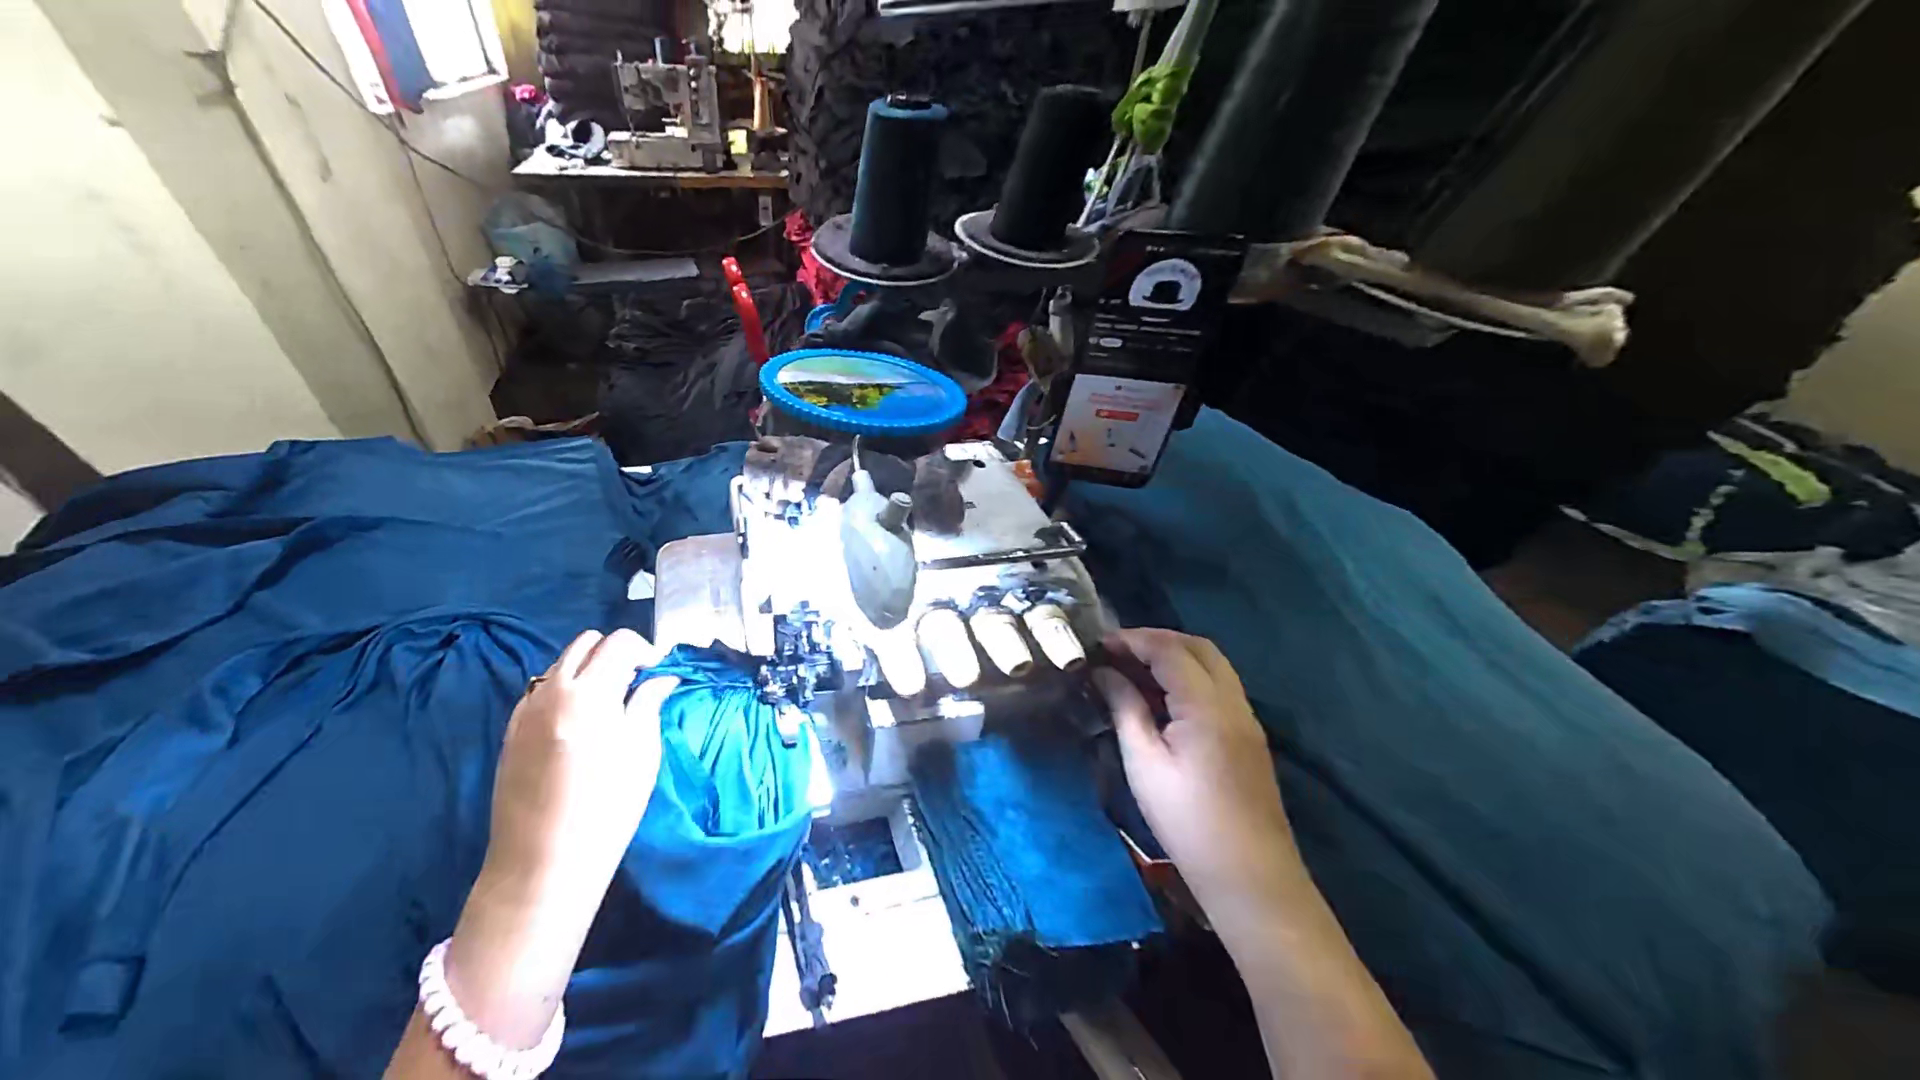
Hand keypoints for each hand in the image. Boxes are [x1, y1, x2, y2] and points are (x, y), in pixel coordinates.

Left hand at [438, 629, 676, 1050]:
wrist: (543, 860)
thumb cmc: (607, 807)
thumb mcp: (641, 752)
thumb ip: (648, 704)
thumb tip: (661, 678)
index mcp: (590, 694)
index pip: (619, 643)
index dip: (644, 650)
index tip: (657, 670)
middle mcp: (552, 692)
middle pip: (586, 644)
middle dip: (614, 652)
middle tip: (634, 680)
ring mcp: (526, 710)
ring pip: (560, 663)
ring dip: (588, 668)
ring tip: (608, 700)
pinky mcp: (511, 730)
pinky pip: (540, 689)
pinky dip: (564, 688)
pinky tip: (578, 719)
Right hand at [1093, 629, 1299, 917]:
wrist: (1251, 876)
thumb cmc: (1188, 822)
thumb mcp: (1144, 764)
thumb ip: (1125, 709)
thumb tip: (1105, 674)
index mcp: (1207, 705)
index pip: (1170, 651)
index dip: (1133, 640)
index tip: (1099, 644)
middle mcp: (1234, 701)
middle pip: (1199, 647)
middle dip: (1157, 640)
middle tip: (1118, 651)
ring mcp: (1247, 718)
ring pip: (1213, 665)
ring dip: (1175, 656)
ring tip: (1134, 668)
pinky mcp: (1248, 736)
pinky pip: (1219, 687)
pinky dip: (1189, 677)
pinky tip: (1162, 695)